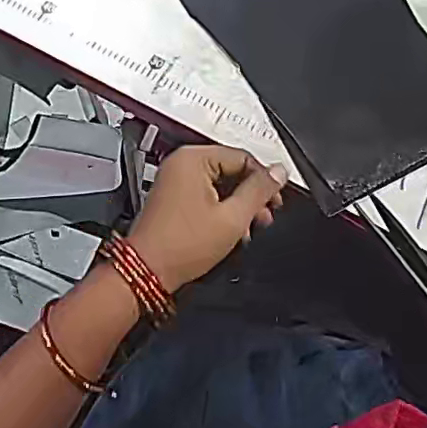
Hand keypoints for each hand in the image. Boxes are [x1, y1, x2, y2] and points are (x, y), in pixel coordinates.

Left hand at [127, 145, 286, 289]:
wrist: (148, 270)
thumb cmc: (180, 246)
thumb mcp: (233, 217)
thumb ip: (259, 191)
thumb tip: (278, 173)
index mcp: (193, 159)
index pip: (243, 157)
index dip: (265, 179)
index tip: (277, 197)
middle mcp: (181, 164)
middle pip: (231, 170)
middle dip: (252, 195)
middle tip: (265, 214)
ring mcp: (176, 181)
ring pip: (221, 185)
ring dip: (239, 206)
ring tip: (250, 227)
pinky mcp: (174, 197)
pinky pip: (207, 195)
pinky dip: (222, 210)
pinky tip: (232, 230)